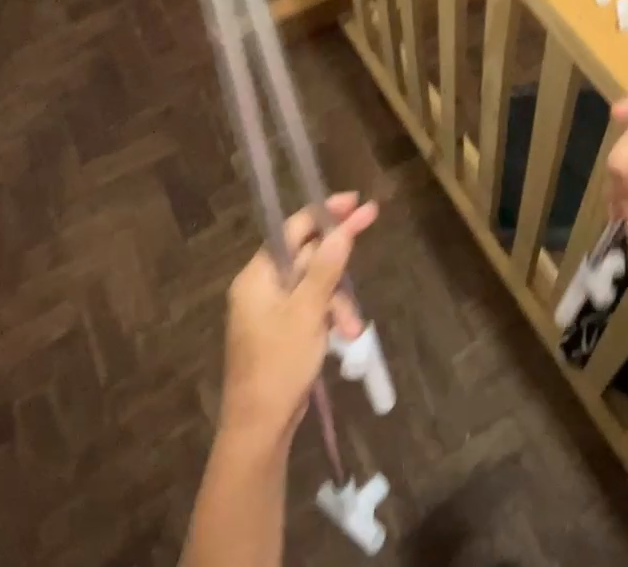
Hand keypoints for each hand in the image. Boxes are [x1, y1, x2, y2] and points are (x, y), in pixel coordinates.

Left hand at [218, 193, 378, 446]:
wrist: (260, 425)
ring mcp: (271, 311)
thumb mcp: (308, 312)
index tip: (354, 201)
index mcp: (256, 277)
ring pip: (314, 285)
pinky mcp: (283, 331)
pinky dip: (330, 317)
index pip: (291, 230)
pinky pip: (311, 308)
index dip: (323, 213)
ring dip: (338, 300)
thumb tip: (341, 231)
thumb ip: (325, 268)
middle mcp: (261, 288)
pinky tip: (345, 335)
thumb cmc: (279, 364)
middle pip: (306, 256)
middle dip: (338, 264)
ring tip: (353, 328)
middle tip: (371, 225)